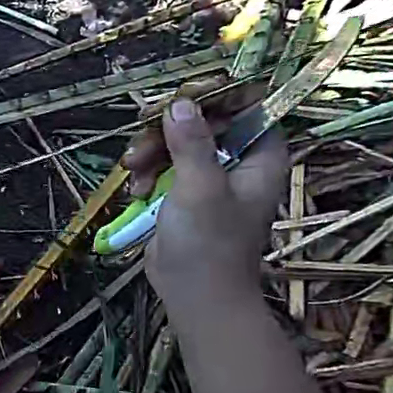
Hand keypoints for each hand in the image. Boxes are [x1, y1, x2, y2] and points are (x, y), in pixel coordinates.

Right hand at [130, 97, 288, 316]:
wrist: (193, 294)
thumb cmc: (209, 242)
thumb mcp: (200, 186)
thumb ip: (191, 142)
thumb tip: (179, 102)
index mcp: (261, 156)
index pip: (247, 106)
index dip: (215, 97)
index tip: (180, 98)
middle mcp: (239, 161)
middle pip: (204, 121)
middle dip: (167, 130)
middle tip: (141, 139)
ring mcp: (210, 176)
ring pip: (177, 142)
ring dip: (150, 153)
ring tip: (132, 171)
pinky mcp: (184, 192)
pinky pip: (164, 165)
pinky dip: (147, 173)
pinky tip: (135, 191)